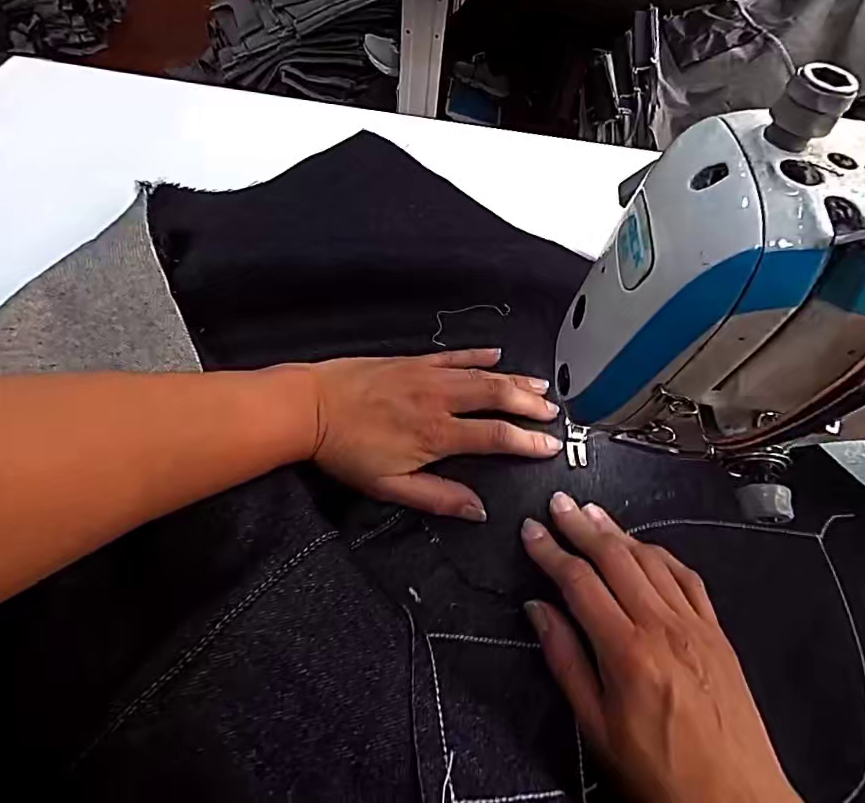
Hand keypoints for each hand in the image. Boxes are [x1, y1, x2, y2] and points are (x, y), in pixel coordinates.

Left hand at [303, 348, 558, 520]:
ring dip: (515, 379)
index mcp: (438, 433)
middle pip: (499, 396)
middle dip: (530, 404)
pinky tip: (497, 354)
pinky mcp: (416, 361)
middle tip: (553, 411)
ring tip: (540, 385)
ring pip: (484, 374)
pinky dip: (479, 355)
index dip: (528, 441)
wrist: (311, 406)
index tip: (550, 445)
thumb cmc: (347, 450)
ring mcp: (430, 375)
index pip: (496, 436)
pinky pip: (456, 355)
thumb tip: (477, 510)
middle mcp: (441, 399)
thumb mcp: (389, 486)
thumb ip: (437, 497)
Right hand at [521, 493, 802, 802]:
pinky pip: (686, 574)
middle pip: (612, 556)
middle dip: (579, 525)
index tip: (533, 533)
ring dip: (617, 529)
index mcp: (627, 652)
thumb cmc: (665, 776)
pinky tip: (646, 544)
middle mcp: (661, 625)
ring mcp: (692, 621)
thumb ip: (565, 662)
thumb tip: (540, 613)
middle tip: (559, 505)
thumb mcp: (598, 730)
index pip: (578, 581)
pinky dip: (660, 551)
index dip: (550, 551)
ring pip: (648, 556)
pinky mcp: (715, 627)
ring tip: (592, 512)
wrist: (735, 800)